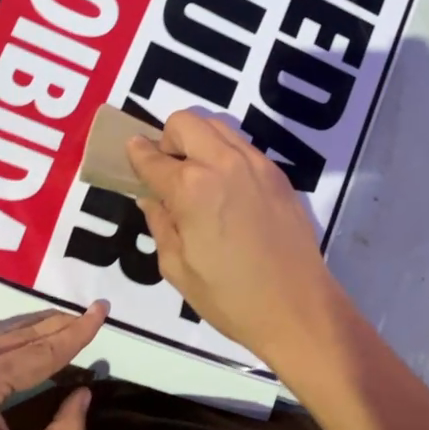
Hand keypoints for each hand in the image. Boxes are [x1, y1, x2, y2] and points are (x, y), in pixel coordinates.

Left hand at [0, 304, 106, 429]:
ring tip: (66, 326)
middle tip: (90, 313)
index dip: (76, 334)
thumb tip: (82, 395)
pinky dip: (7, 345)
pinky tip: (25, 346)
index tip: (103, 310)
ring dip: (33, 333)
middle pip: (17, 337)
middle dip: (57, 326)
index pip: (39, 352)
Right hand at [125, 112, 347, 361]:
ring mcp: (255, 163)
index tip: (131, 154)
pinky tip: (227, 188)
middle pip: (184, 122)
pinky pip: (242, 145)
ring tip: (198, 176)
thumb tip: (151, 198)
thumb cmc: (230, 297)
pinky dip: (225, 153)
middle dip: (168, 139)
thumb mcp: (177, 268)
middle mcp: (222, 163)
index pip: (152, 157)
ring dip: (198, 140)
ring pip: (216, 125)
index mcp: (191, 188)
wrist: (297, 307)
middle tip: (168, 171)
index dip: (136, 154)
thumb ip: (160, 224)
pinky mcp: (277, 172)